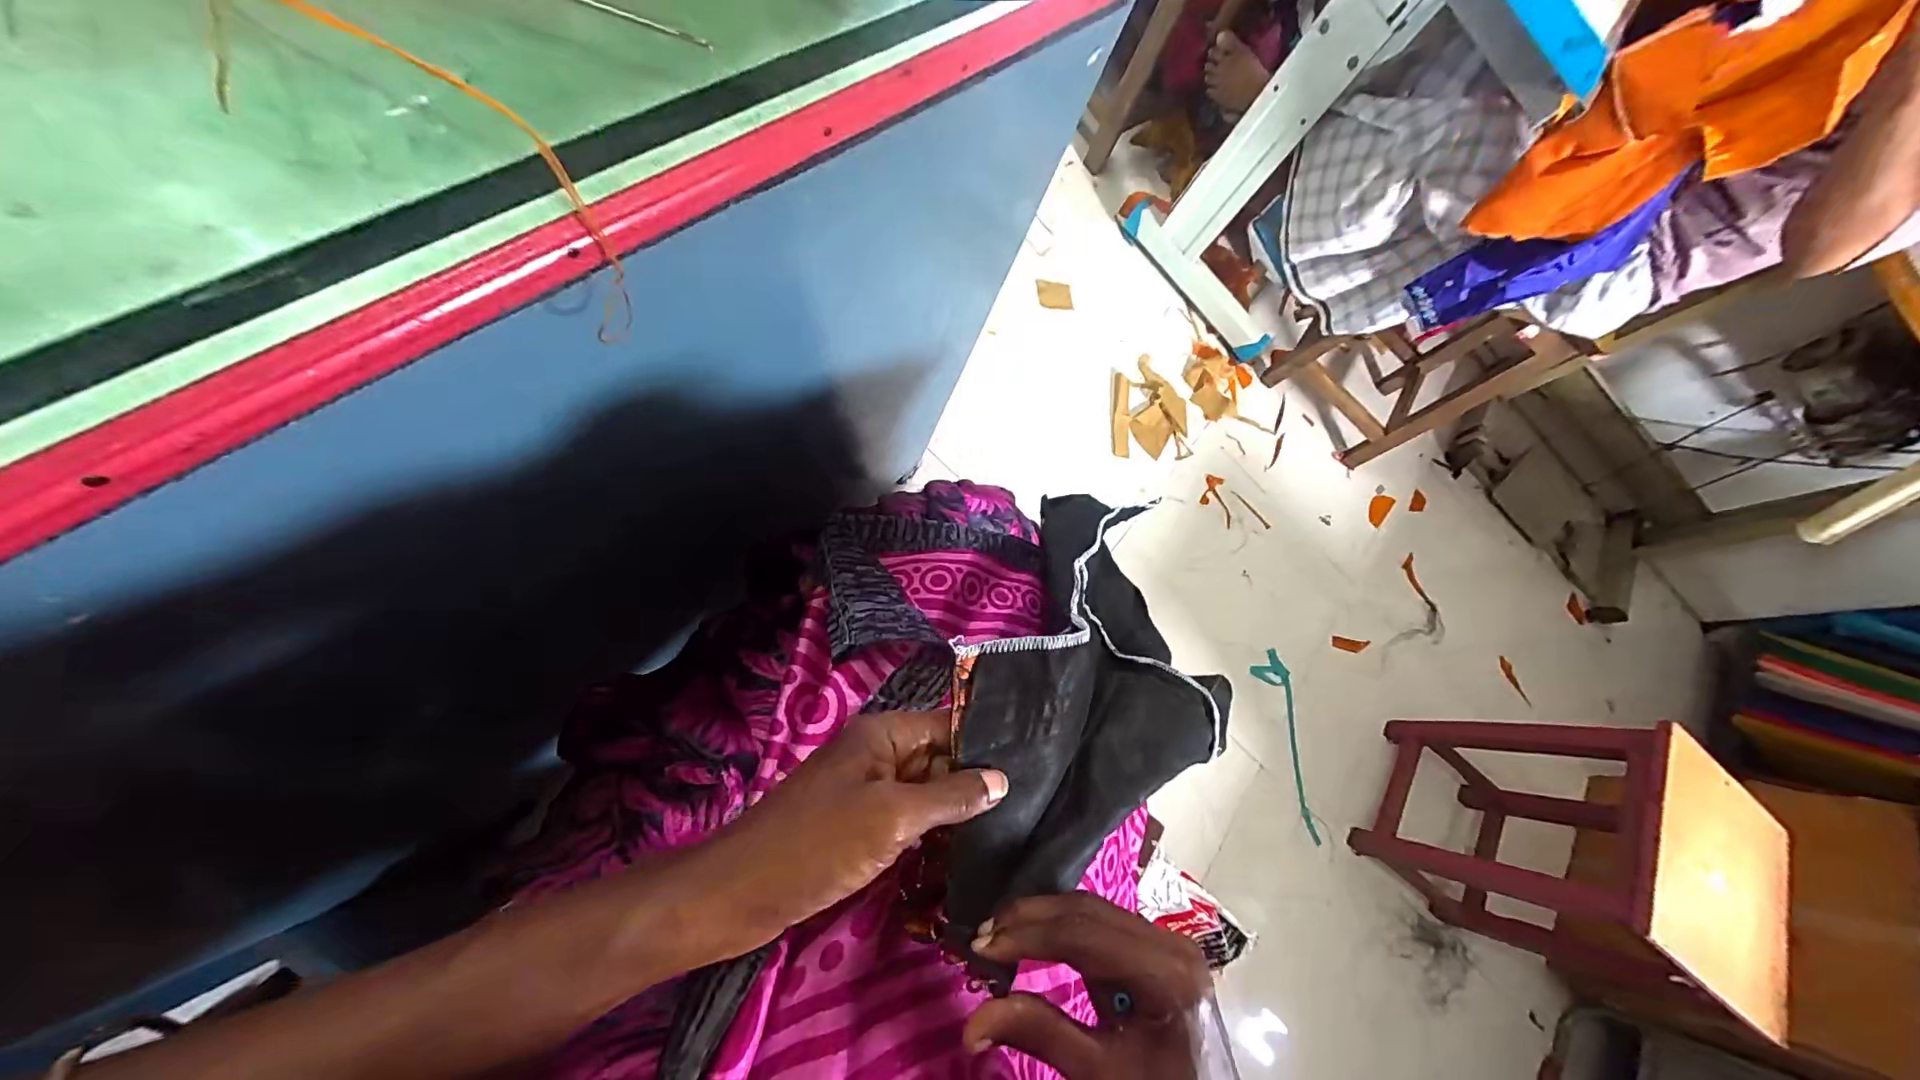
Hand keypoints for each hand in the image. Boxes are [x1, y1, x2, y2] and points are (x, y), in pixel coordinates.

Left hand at [694, 710, 1007, 950]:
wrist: (739, 895)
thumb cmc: (817, 844)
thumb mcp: (892, 817)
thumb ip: (950, 796)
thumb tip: (1002, 779)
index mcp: (882, 735)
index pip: (947, 725)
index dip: (985, 744)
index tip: (1032, 767)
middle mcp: (876, 755)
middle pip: (939, 759)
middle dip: (974, 783)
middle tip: (1028, 809)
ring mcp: (866, 793)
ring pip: (925, 795)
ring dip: (954, 815)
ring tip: (1007, 833)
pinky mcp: (858, 827)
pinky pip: (906, 822)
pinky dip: (930, 836)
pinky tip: (963, 856)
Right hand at [964, 893, 1210, 1079]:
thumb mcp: (1102, 1075)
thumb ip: (1039, 1034)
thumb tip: (970, 1023)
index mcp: (1166, 972)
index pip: (1083, 934)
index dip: (1026, 936)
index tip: (981, 947)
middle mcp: (1170, 941)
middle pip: (1086, 911)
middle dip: (1029, 919)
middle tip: (982, 936)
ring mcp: (1166, 939)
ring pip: (1091, 910)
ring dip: (1041, 919)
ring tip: (998, 935)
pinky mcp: (1155, 946)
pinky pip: (1101, 923)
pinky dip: (1061, 928)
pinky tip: (1032, 937)